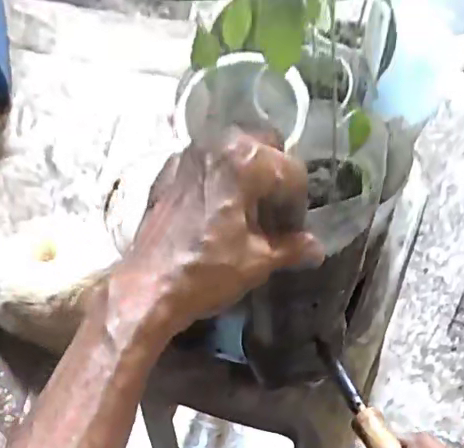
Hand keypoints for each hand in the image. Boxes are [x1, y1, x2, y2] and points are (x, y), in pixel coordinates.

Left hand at [114, 130, 323, 335]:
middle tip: (274, 221)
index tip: (295, 236)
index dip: (299, 207)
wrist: (148, 288)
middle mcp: (215, 143)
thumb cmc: (205, 273)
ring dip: (248, 180)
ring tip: (247, 220)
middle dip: (275, 183)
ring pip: (233, 154)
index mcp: (244, 159)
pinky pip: (205, 169)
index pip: (291, 172)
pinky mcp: (167, 175)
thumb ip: (290, 249)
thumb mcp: (256, 263)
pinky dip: (218, 184)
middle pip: (264, 150)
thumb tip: (316, 249)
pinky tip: (217, 218)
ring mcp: (187, 156)